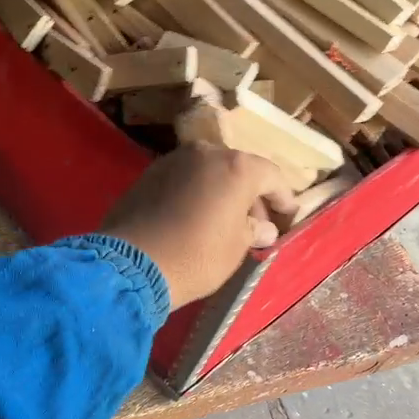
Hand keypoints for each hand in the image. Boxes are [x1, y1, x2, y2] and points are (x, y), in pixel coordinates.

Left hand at [100, 144, 298, 308]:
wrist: (131, 264)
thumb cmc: (195, 257)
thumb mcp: (235, 249)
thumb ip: (253, 230)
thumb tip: (263, 228)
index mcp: (236, 167)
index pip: (271, 176)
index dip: (282, 197)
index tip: (287, 215)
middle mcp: (205, 153)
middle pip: (237, 169)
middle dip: (249, 195)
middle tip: (256, 224)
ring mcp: (172, 161)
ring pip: (207, 172)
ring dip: (220, 192)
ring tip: (224, 222)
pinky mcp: (147, 175)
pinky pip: (182, 180)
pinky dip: (194, 194)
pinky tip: (194, 218)